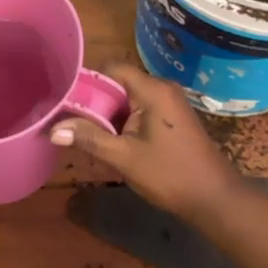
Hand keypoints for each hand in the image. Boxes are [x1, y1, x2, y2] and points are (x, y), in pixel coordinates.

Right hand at [49, 61, 243, 219]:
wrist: (214, 199)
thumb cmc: (170, 175)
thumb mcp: (124, 157)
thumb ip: (89, 138)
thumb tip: (53, 129)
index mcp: (152, 89)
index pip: (111, 68)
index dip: (87, 82)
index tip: (68, 102)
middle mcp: (162, 88)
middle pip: (118, 83)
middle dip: (94, 102)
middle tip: (72, 123)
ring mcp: (169, 103)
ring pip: (127, 99)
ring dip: (108, 115)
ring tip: (86, 134)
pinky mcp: (171, 118)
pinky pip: (139, 110)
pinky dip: (123, 122)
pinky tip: (111, 142)